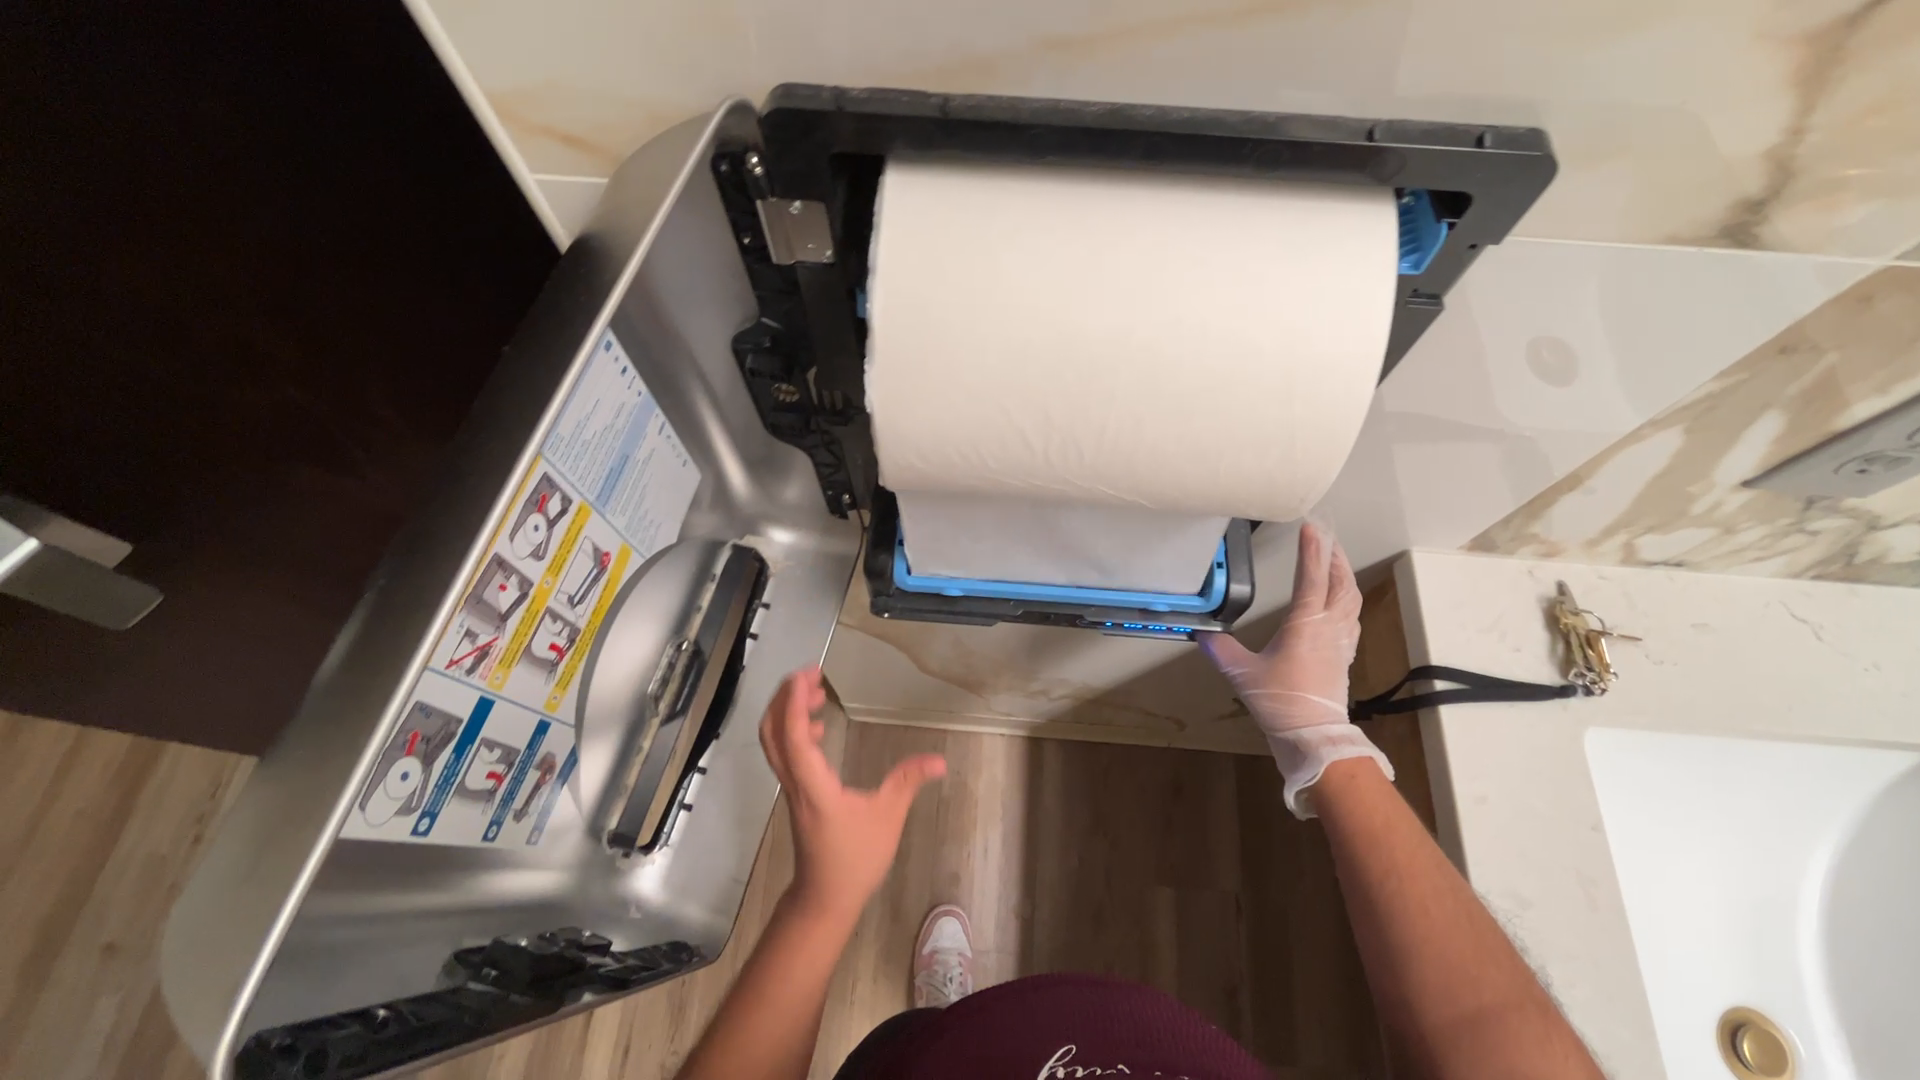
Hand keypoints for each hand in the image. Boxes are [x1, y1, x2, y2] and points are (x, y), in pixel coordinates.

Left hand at [758, 667, 946, 922]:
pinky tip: (820, 728)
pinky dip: (794, 731)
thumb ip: (908, 783)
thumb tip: (939, 760)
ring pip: (775, 741)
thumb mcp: (887, 818)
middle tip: (811, 674)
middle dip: (785, 697)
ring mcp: (792, 788)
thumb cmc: (854, 860)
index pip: (793, 735)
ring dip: (788, 712)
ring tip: (816, 692)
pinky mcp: (797, 794)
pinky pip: (785, 753)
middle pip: (773, 731)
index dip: (795, 701)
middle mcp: (795, 781)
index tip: (809, 674)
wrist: (824, 898)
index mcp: (813, 784)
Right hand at [1199, 521, 1360, 733]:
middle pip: (1340, 582)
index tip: (1311, 526)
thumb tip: (1201, 634)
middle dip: (1334, 555)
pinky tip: (1339, 600)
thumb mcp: (1242, 673)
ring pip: (1351, 598)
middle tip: (1325, 536)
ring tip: (1335, 560)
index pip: (1311, 577)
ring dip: (1344, 574)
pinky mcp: (1344, 655)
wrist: (1312, 735)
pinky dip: (1347, 598)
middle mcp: (1329, 626)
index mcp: (1306, 624)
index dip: (1311, 549)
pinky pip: (1351, 617)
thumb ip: (1220, 649)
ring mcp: (1341, 641)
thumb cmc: (1279, 700)